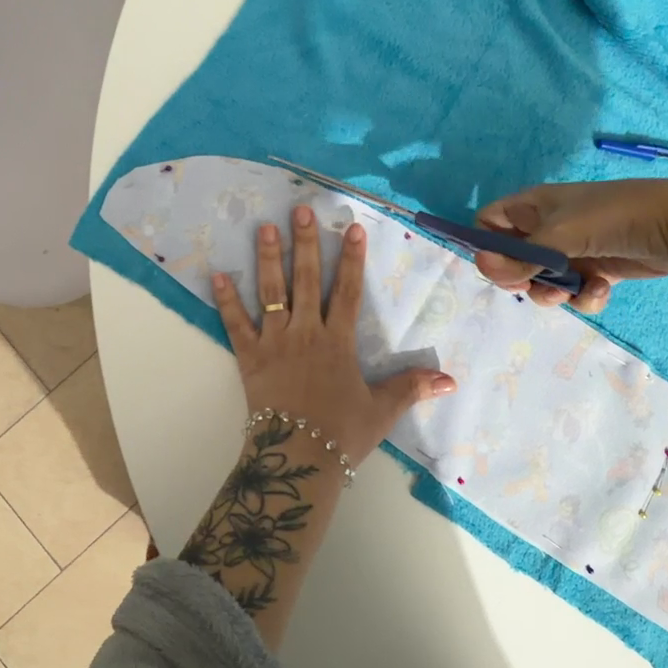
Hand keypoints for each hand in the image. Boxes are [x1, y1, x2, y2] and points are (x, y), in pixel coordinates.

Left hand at [212, 206, 456, 465]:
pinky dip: (225, 300)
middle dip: (306, 243)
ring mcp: (275, 342)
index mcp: (339, 342)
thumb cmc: (341, 434)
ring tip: (264, 227)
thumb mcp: (382, 411)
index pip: (348, 291)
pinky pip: (235, 323)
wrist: (299, 458)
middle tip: (300, 210)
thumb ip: (411, 388)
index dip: (352, 259)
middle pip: (307, 280)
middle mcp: (306, 332)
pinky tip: (216, 275)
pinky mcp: (249, 356)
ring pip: (271, 292)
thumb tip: (450, 379)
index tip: (351, 227)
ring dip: (268, 258)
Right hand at [473, 179, 667, 312]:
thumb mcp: (559, 236)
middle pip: (513, 259)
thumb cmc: (611, 217)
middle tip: (535, 286)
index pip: (489, 223)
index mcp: (532, 207)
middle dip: (522, 278)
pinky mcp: (598, 269)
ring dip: (552, 293)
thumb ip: (521, 257)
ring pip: (543, 280)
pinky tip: (601, 291)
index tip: (499, 267)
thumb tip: (482, 268)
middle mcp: (547, 227)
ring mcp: (573, 249)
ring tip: (571, 293)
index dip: (487, 246)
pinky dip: (584, 296)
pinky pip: (576, 289)